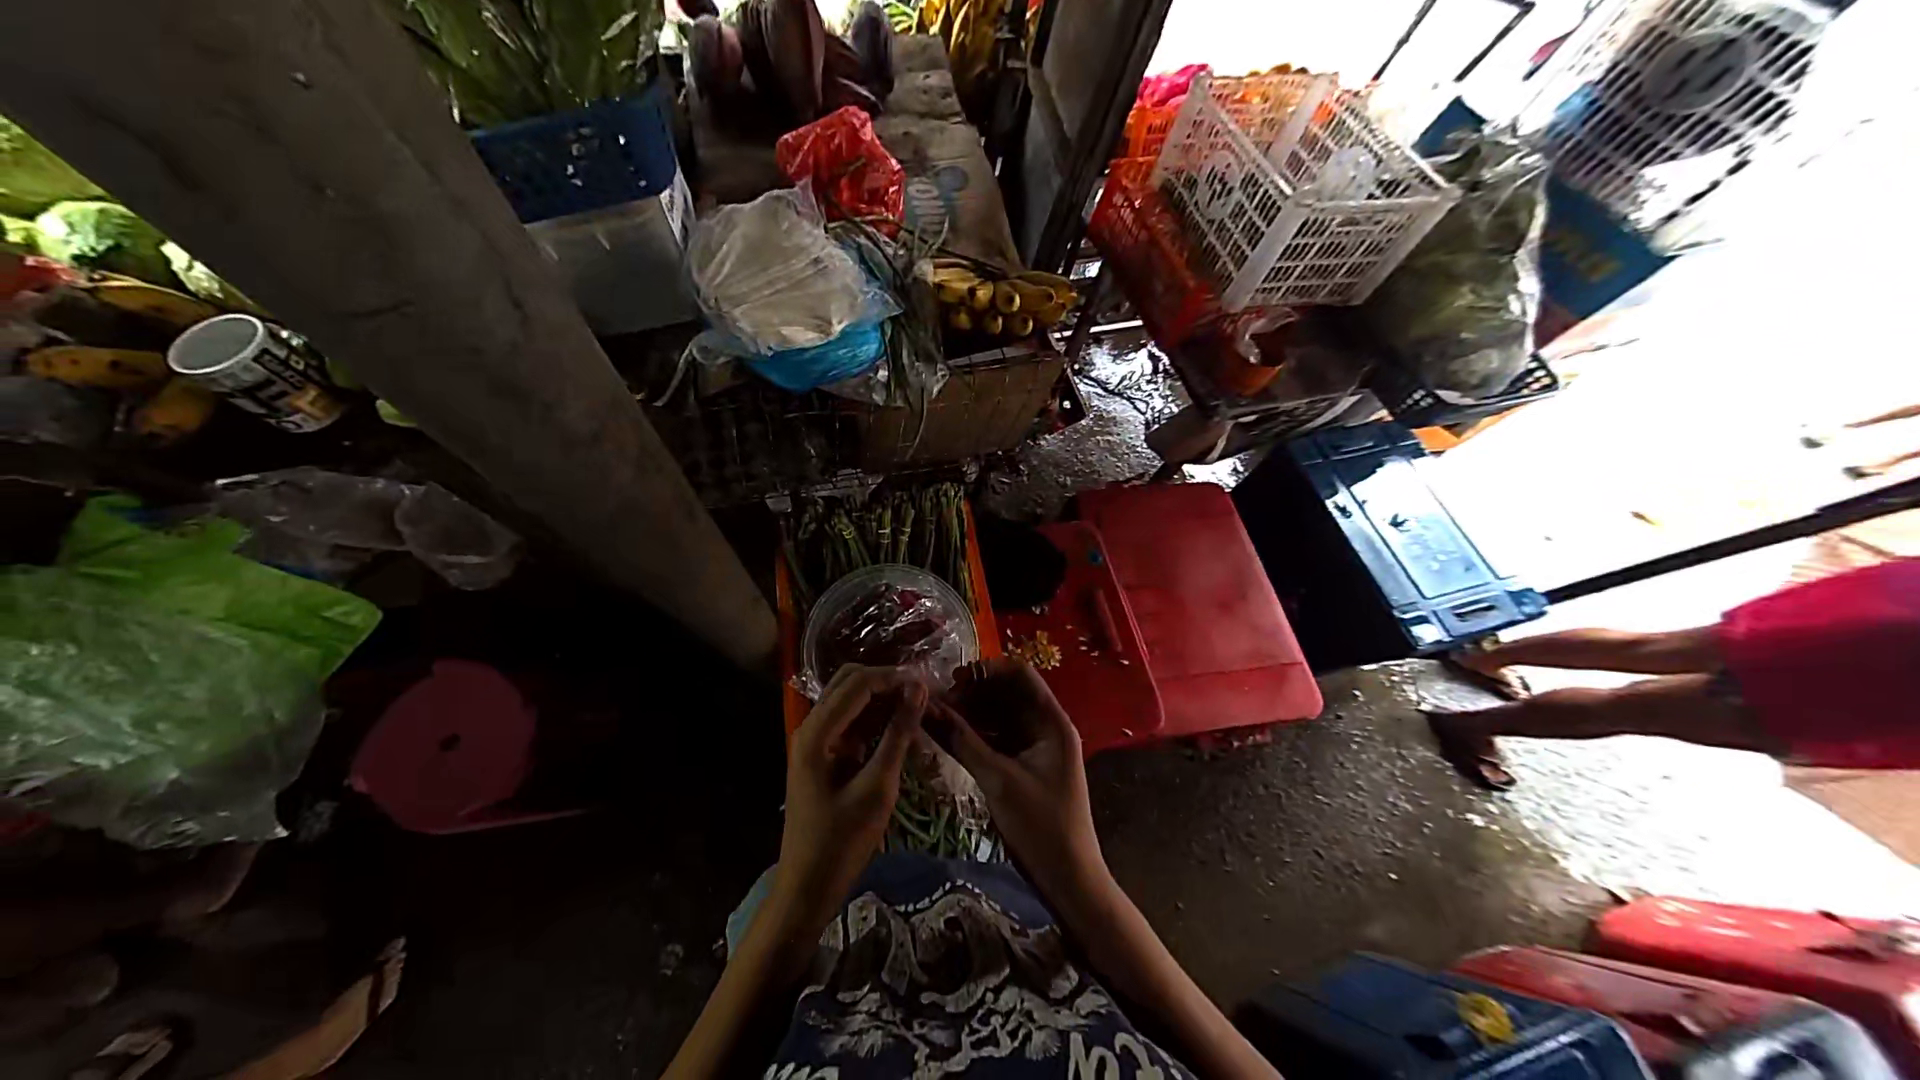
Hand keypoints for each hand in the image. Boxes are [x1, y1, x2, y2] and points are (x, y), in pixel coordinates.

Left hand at [776, 664, 926, 926]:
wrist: (807, 888)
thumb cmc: (842, 843)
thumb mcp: (877, 787)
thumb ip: (898, 734)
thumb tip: (919, 690)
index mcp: (817, 733)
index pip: (858, 683)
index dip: (894, 677)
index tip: (930, 681)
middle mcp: (811, 728)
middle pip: (849, 682)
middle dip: (886, 681)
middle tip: (924, 692)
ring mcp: (816, 742)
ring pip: (850, 700)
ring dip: (882, 697)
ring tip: (919, 705)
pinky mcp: (824, 756)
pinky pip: (851, 723)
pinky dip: (875, 719)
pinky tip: (902, 727)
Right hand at [929, 658, 1109, 909]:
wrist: (1069, 880)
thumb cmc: (1041, 827)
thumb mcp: (998, 780)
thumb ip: (962, 741)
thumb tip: (927, 708)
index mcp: (1052, 721)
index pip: (1020, 673)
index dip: (986, 669)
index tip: (953, 680)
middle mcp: (1045, 726)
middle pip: (1007, 692)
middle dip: (972, 692)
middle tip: (936, 701)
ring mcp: (1035, 746)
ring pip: (999, 714)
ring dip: (970, 712)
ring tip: (935, 717)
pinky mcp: (1024, 765)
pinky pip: (998, 737)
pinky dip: (975, 733)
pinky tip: (948, 736)